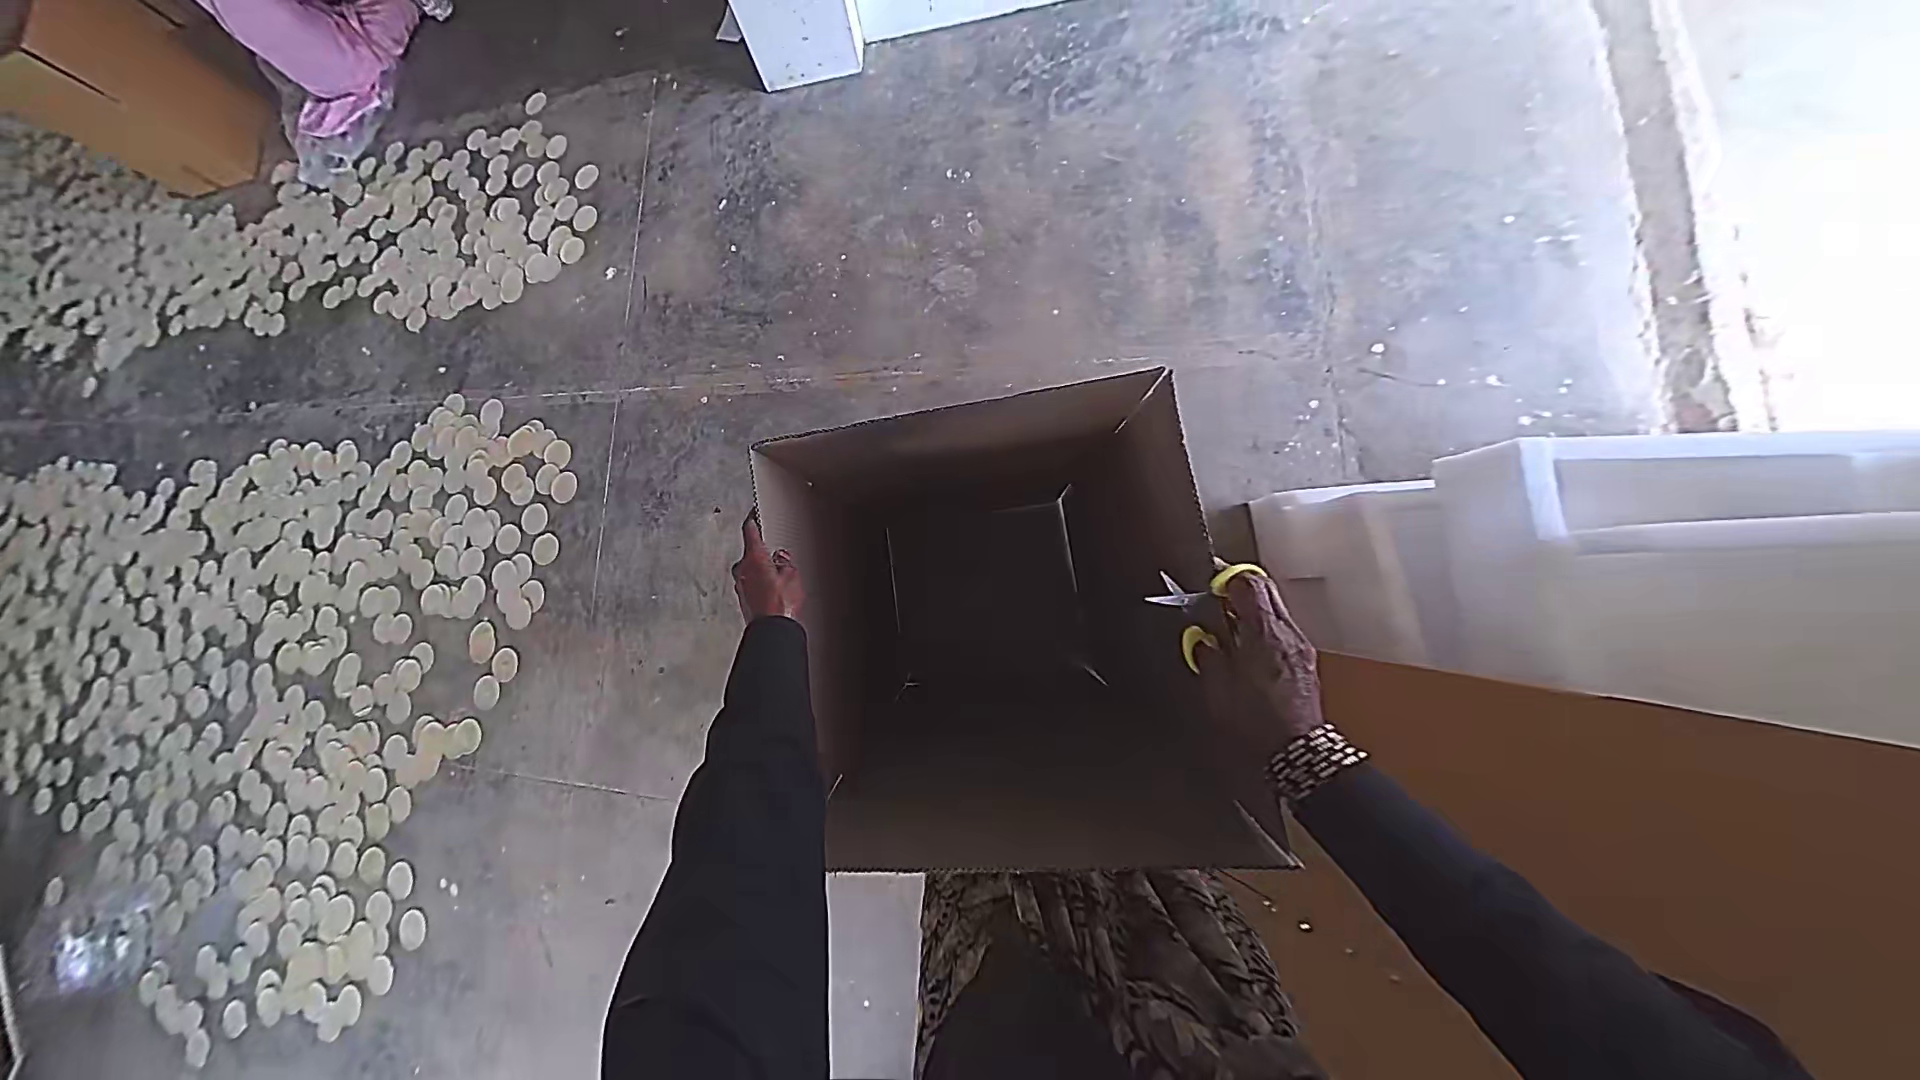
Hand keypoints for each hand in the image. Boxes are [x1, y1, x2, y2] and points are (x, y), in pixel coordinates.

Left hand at [731, 511, 803, 622]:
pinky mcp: (742, 597)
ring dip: (763, 571)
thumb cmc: (781, 604)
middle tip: (779, 558)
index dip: (753, 520)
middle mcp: (742, 569)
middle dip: (764, 553)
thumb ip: (786, 562)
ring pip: (752, 569)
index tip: (753, 514)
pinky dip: (761, 584)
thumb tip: (782, 559)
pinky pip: (751, 583)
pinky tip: (774, 593)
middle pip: (752, 553)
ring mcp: (740, 584)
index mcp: (754, 557)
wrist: (772, 630)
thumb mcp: (793, 575)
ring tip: (780, 581)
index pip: (749, 531)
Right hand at [1194, 565, 1323, 764]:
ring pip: (1275, 608)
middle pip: (1266, 589)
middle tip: (1218, 597)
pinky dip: (1263, 628)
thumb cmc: (1257, 722)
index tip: (1211, 583)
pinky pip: (1282, 629)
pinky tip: (1247, 647)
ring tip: (1229, 625)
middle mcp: (1287, 633)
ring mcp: (1300, 646)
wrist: (1297, 751)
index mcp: (1264, 633)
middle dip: (1240, 588)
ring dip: (1252, 609)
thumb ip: (1207, 654)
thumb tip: (1202, 639)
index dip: (1226, 577)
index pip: (1249, 583)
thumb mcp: (1217, 686)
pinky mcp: (1305, 661)